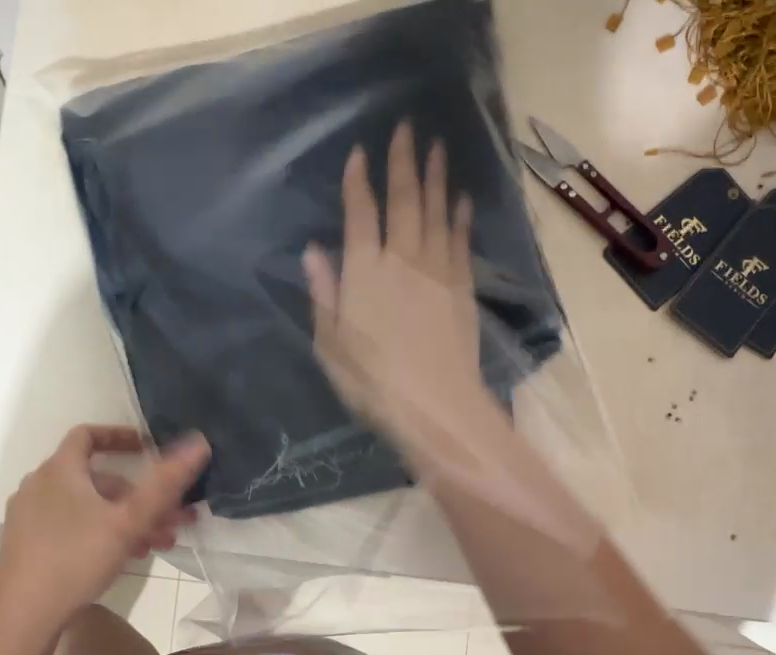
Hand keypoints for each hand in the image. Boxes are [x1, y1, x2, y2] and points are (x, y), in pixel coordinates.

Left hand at [0, 425, 209, 636]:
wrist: (25, 615)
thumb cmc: (77, 559)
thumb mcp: (128, 523)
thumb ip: (164, 485)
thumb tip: (198, 443)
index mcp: (59, 470)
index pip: (87, 435)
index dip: (119, 436)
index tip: (147, 448)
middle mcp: (39, 485)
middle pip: (96, 480)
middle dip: (137, 497)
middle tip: (170, 520)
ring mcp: (28, 516)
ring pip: (86, 507)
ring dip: (123, 520)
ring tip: (154, 546)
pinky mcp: (26, 544)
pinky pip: (69, 526)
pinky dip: (98, 532)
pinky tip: (121, 559)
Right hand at [302, 122, 495, 456]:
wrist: (436, 405)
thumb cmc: (372, 381)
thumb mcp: (331, 344)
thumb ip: (324, 293)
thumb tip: (313, 252)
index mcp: (363, 271)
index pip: (360, 214)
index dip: (358, 181)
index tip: (359, 152)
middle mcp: (402, 258)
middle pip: (403, 199)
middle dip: (402, 162)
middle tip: (406, 128)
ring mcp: (438, 269)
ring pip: (435, 211)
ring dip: (436, 177)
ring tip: (437, 147)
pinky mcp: (462, 285)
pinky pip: (460, 239)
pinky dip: (459, 215)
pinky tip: (461, 199)